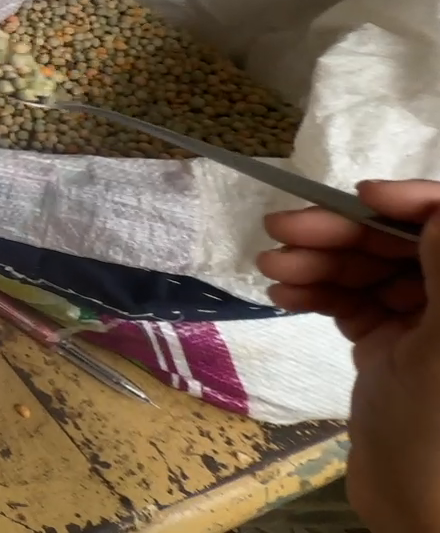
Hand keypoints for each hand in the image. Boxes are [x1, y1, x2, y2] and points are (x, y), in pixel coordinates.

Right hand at [259, 180, 439, 532]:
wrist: (428, 510)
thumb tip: (436, 205)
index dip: (418, 203)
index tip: (358, 195)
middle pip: (413, 246)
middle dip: (346, 233)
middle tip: (280, 229)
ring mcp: (439, 329)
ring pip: (378, 271)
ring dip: (320, 262)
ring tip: (272, 269)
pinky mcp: (401, 346)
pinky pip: (357, 300)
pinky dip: (318, 291)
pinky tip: (286, 294)